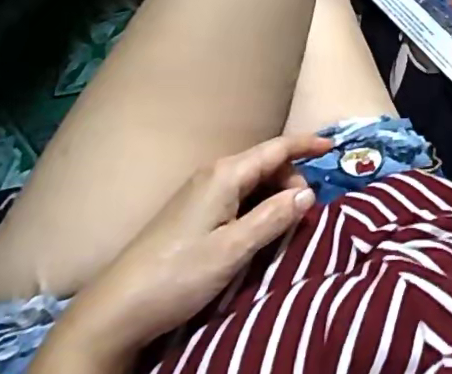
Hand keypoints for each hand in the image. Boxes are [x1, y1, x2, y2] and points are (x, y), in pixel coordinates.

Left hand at [46, 133, 330, 367]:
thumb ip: (273, 218)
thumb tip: (308, 192)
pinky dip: (258, 208)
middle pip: (265, 164)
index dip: (306, 145)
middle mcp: (213, 173)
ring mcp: (201, 192)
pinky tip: (261, 232)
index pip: (275, 148)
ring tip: (288, 227)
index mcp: (225, 174)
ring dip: (275, 197)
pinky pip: (238, 197)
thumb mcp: (233, 249)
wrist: (119, 306)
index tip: (333, 146)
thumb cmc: (179, 273)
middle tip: (307, 215)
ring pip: (252, 182)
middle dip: (292, 181)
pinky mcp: (194, 212)